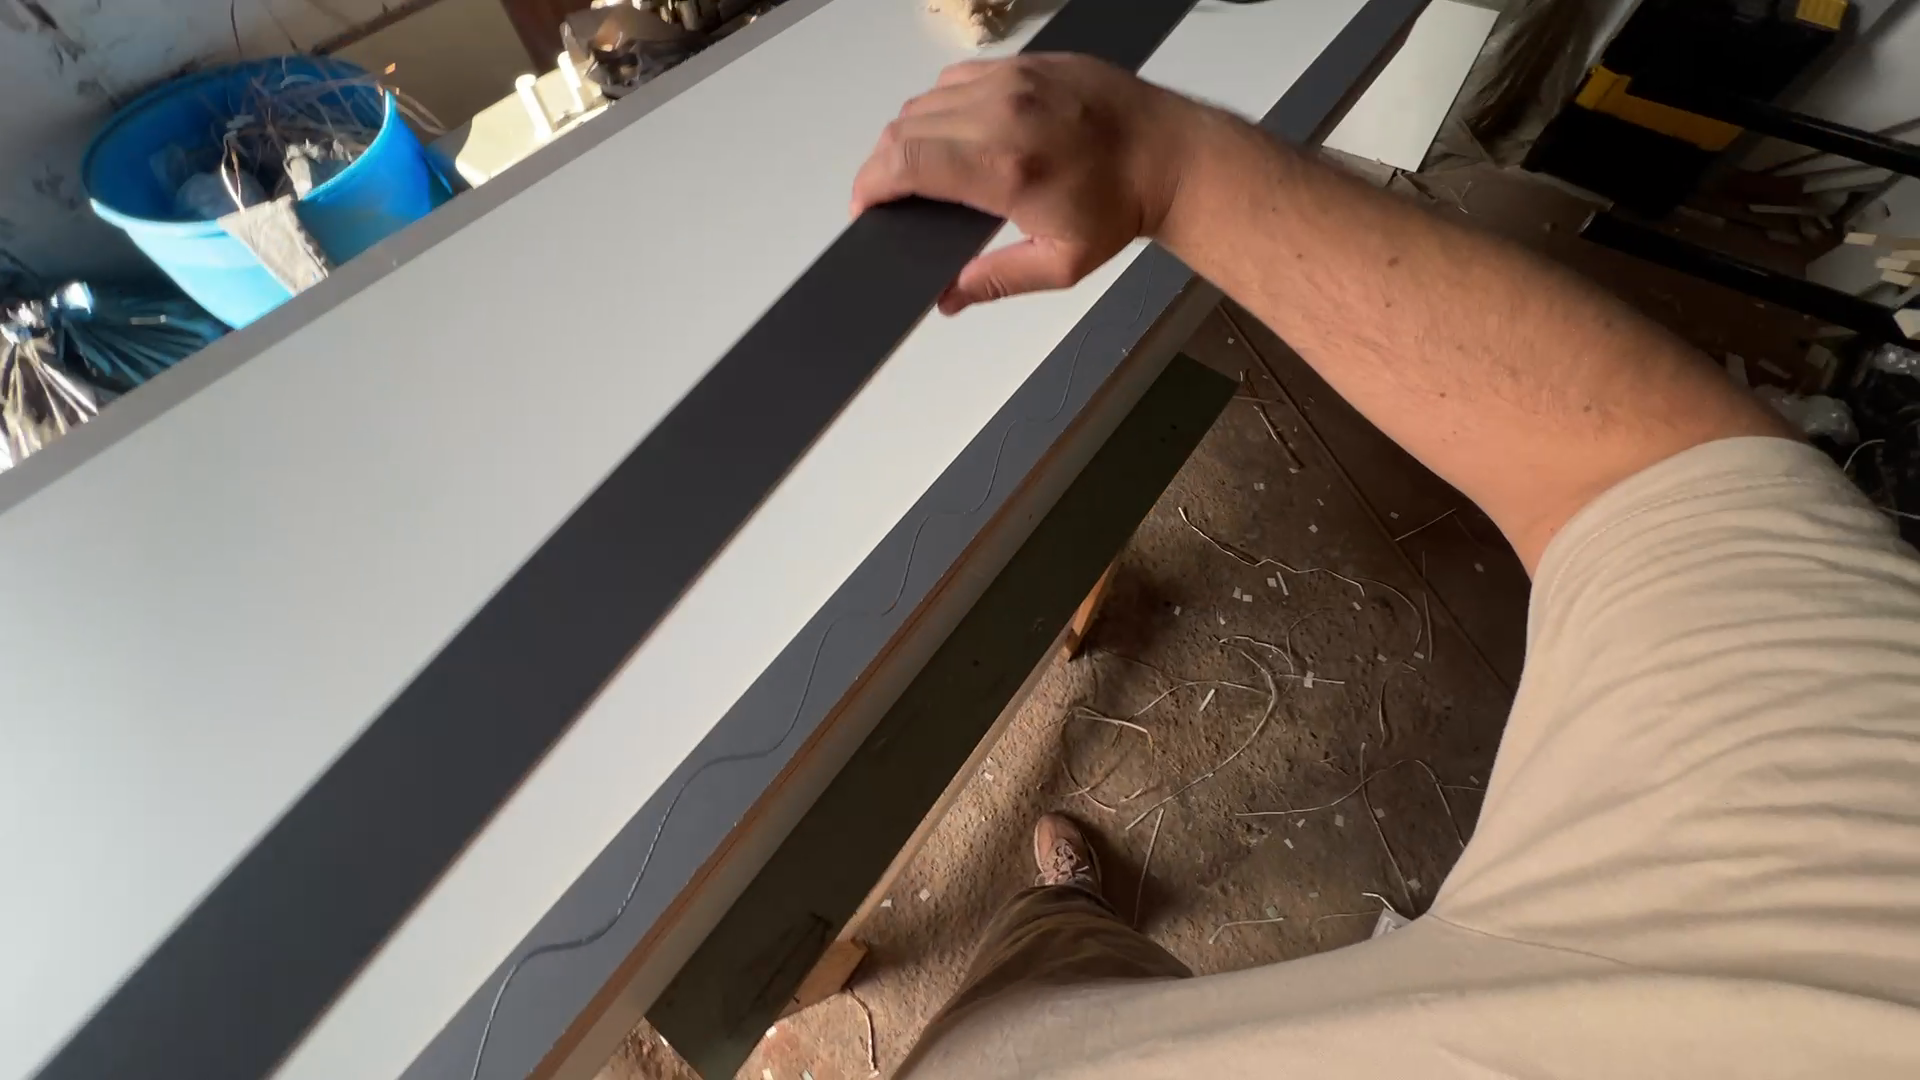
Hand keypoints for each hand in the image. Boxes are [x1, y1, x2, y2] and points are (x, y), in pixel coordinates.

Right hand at [851, 54, 1195, 313]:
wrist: (1167, 154)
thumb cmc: (1119, 211)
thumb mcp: (1059, 264)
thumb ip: (996, 281)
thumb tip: (947, 299)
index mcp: (1007, 167)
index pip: (908, 162)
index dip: (870, 185)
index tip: (864, 208)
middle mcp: (1003, 112)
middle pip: (904, 129)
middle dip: (881, 167)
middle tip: (885, 199)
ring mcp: (1013, 80)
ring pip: (925, 101)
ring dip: (908, 138)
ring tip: (919, 173)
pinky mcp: (1025, 64)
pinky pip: (957, 80)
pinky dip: (940, 110)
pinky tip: (954, 138)